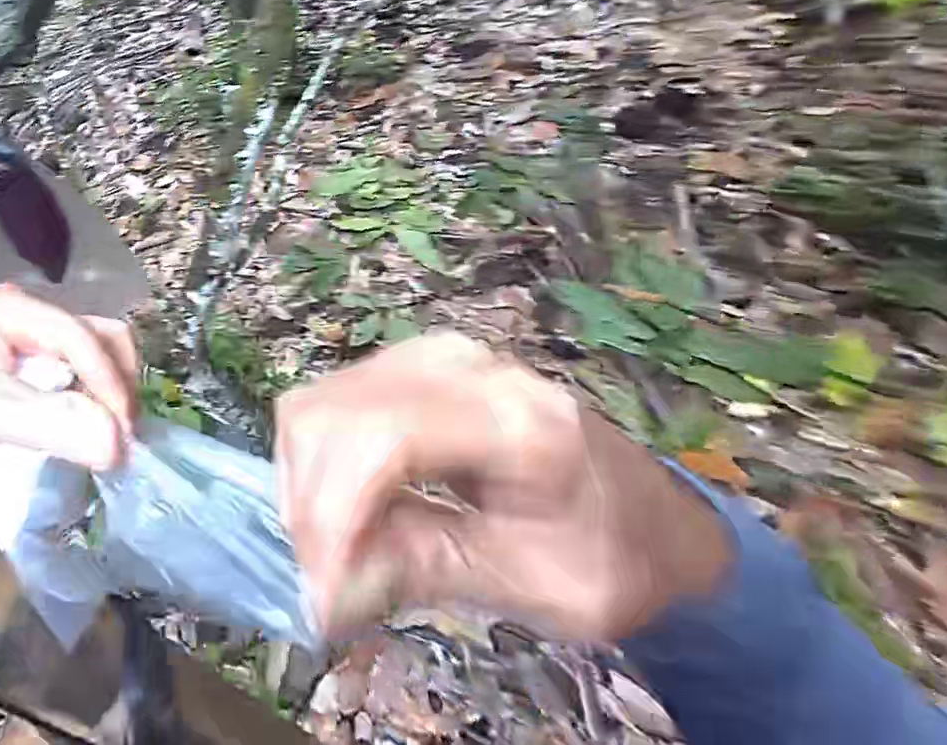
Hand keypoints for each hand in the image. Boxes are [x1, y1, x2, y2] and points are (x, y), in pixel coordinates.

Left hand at [0, 284, 139, 471]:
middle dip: (118, 384)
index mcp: (15, 307)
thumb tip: (116, 444)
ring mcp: (35, 335)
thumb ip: (49, 423)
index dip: (109, 384)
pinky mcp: (36, 362)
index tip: (121, 438)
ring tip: (111, 434)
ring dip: (114, 391)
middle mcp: (31, 312)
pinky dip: (100, 398)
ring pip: (100, 353)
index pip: (82, 338)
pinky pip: (87, 372)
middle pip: (101, 337)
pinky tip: (93, 426)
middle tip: (123, 436)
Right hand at [276, 334, 730, 641]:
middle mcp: (460, 366)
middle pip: (335, 417)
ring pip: (316, 407)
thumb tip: (323, 588)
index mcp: (518, 421)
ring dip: (304, 486)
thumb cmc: (608, 557)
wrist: (643, 509)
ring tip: (335, 551)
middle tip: (327, 583)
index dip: (337, 513)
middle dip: (311, 507)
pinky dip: (313, 463)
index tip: (324, 593)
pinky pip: (324, 403)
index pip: (388, 438)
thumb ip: (426, 571)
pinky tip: (342, 508)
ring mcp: (425, 355)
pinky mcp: (403, 363)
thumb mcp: (537, 589)